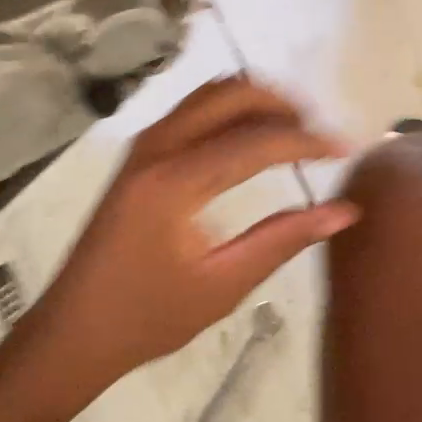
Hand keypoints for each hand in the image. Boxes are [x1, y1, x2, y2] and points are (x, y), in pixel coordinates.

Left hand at [33, 76, 356, 387]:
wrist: (74, 328)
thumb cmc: (148, 317)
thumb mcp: (223, 286)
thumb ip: (282, 240)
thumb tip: (344, 211)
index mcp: (175, 182)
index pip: (256, 141)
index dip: (308, 140)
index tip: (348, 148)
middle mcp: (157, 147)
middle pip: (232, 93)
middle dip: (283, 104)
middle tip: (319, 134)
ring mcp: (144, 143)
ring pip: (211, 92)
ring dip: (257, 101)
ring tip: (295, 132)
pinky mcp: (140, 151)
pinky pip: (194, 107)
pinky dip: (232, 109)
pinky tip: (254, 138)